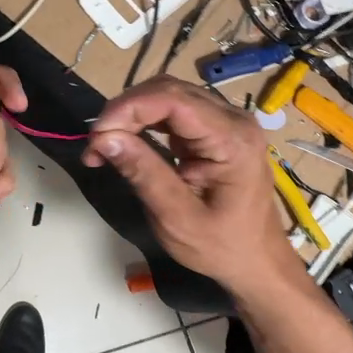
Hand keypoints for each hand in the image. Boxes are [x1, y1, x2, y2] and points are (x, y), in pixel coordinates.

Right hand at [81, 77, 303, 293]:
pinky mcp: (214, 129)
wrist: (256, 261)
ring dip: (129, 115)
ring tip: (105, 147)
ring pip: (166, 95)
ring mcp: (225, 122)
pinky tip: (125, 143)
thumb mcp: (176, 217)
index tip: (96, 139)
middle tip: (96, 146)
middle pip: (167, 91)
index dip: (127, 109)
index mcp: (232, 140)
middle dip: (124, 111)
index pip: (172, 99)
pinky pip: (172, 110)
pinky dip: (142, 122)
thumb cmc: (221, 246)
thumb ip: (143, 173)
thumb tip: (104, 138)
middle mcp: (234, 119)